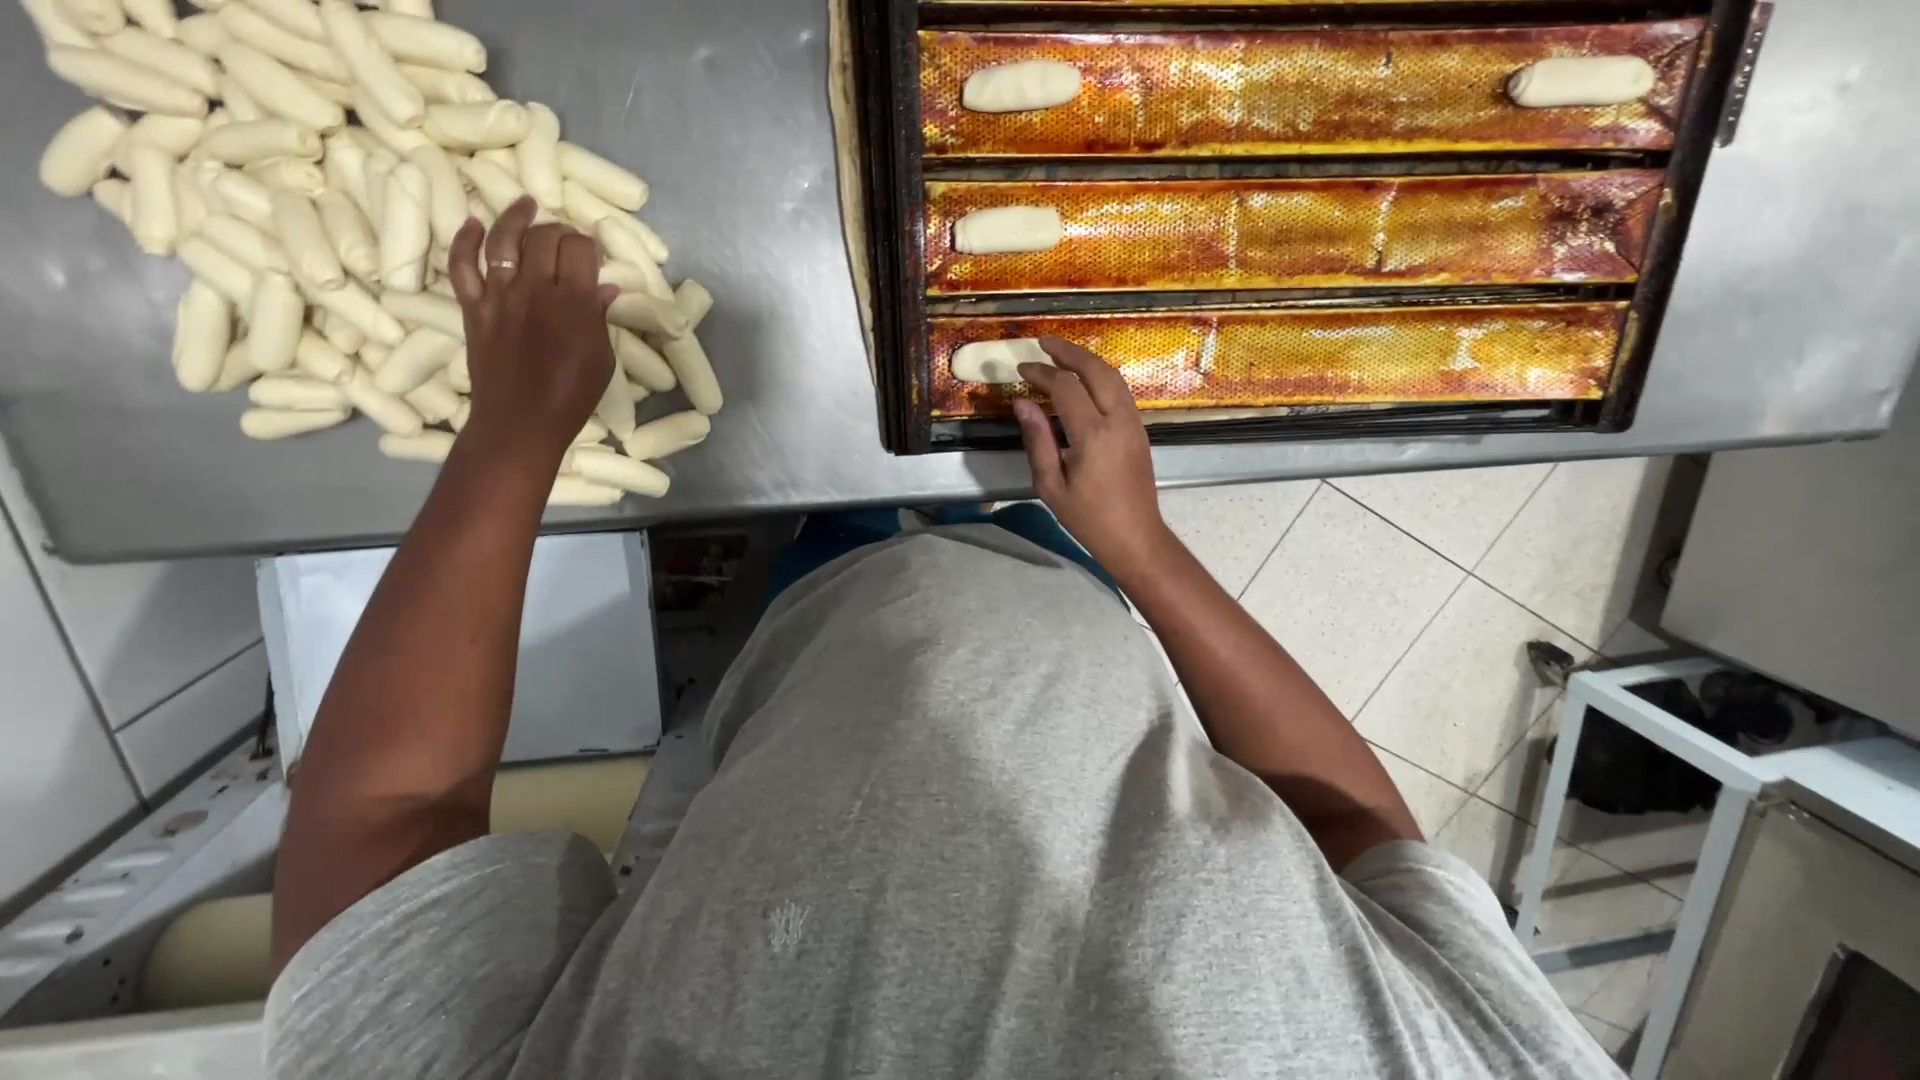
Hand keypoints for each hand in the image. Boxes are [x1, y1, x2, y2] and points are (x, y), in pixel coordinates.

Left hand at [448, 196, 618, 460]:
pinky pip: (462, 264)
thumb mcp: (601, 359)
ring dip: (516, 217)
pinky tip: (474, 224)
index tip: (592, 251)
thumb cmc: (572, 396)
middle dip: (559, 230)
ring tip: (525, 205)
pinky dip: (465, 240)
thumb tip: (603, 290)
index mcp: (572, 302)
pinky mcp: (474, 307)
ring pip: (504, 240)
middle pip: (544, 238)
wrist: (521, 422)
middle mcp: (534, 289)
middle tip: (566, 237)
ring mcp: (499, 295)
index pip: (580, 250)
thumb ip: (598, 318)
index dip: (588, 244)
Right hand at [1013, 337, 1170, 577]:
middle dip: (1068, 352)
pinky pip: (1120, 390)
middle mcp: (1118, 421)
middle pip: (1096, 370)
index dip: (1042, 373)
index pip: (1066, 388)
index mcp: (1093, 436)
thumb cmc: (1089, 518)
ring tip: (1061, 353)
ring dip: (1087, 360)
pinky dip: (1100, 376)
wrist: (1136, 537)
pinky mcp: (1139, 430)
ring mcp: (1134, 423)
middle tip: (1043, 342)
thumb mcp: (1051, 486)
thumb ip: (1037, 441)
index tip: (1022, 370)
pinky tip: (1083, 379)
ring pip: (1113, 376)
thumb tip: (1022, 404)